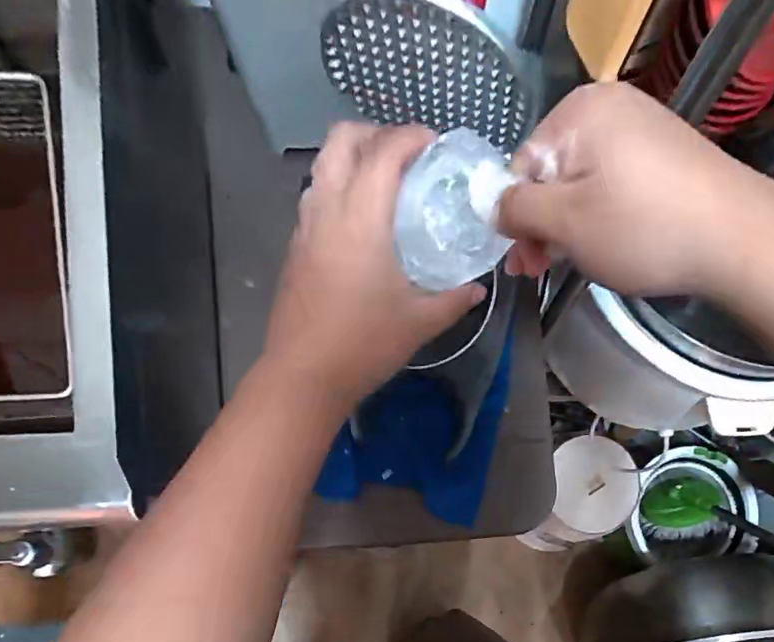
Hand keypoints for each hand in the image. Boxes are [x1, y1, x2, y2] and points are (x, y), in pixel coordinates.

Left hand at [260, 123, 485, 411]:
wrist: (305, 374)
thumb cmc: (366, 344)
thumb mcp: (420, 322)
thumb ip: (454, 300)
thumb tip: (477, 289)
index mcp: (361, 217)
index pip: (385, 150)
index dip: (413, 137)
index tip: (436, 146)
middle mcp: (328, 207)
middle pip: (343, 139)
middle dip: (376, 134)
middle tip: (407, 159)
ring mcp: (305, 226)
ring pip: (324, 165)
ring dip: (354, 160)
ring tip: (386, 188)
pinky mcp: (295, 247)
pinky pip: (317, 196)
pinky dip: (340, 190)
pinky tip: (363, 226)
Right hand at [498, 83, 773, 297]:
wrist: (735, 238)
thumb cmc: (642, 228)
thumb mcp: (566, 223)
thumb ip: (518, 210)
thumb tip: (491, 203)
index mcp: (578, 112)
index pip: (522, 166)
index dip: (517, 219)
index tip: (523, 262)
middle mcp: (610, 108)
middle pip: (553, 174)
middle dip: (545, 226)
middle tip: (544, 270)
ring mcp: (643, 129)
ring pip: (584, 185)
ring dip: (573, 228)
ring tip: (581, 262)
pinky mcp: (666, 156)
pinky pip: (616, 186)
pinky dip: (605, 218)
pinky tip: (612, 245)